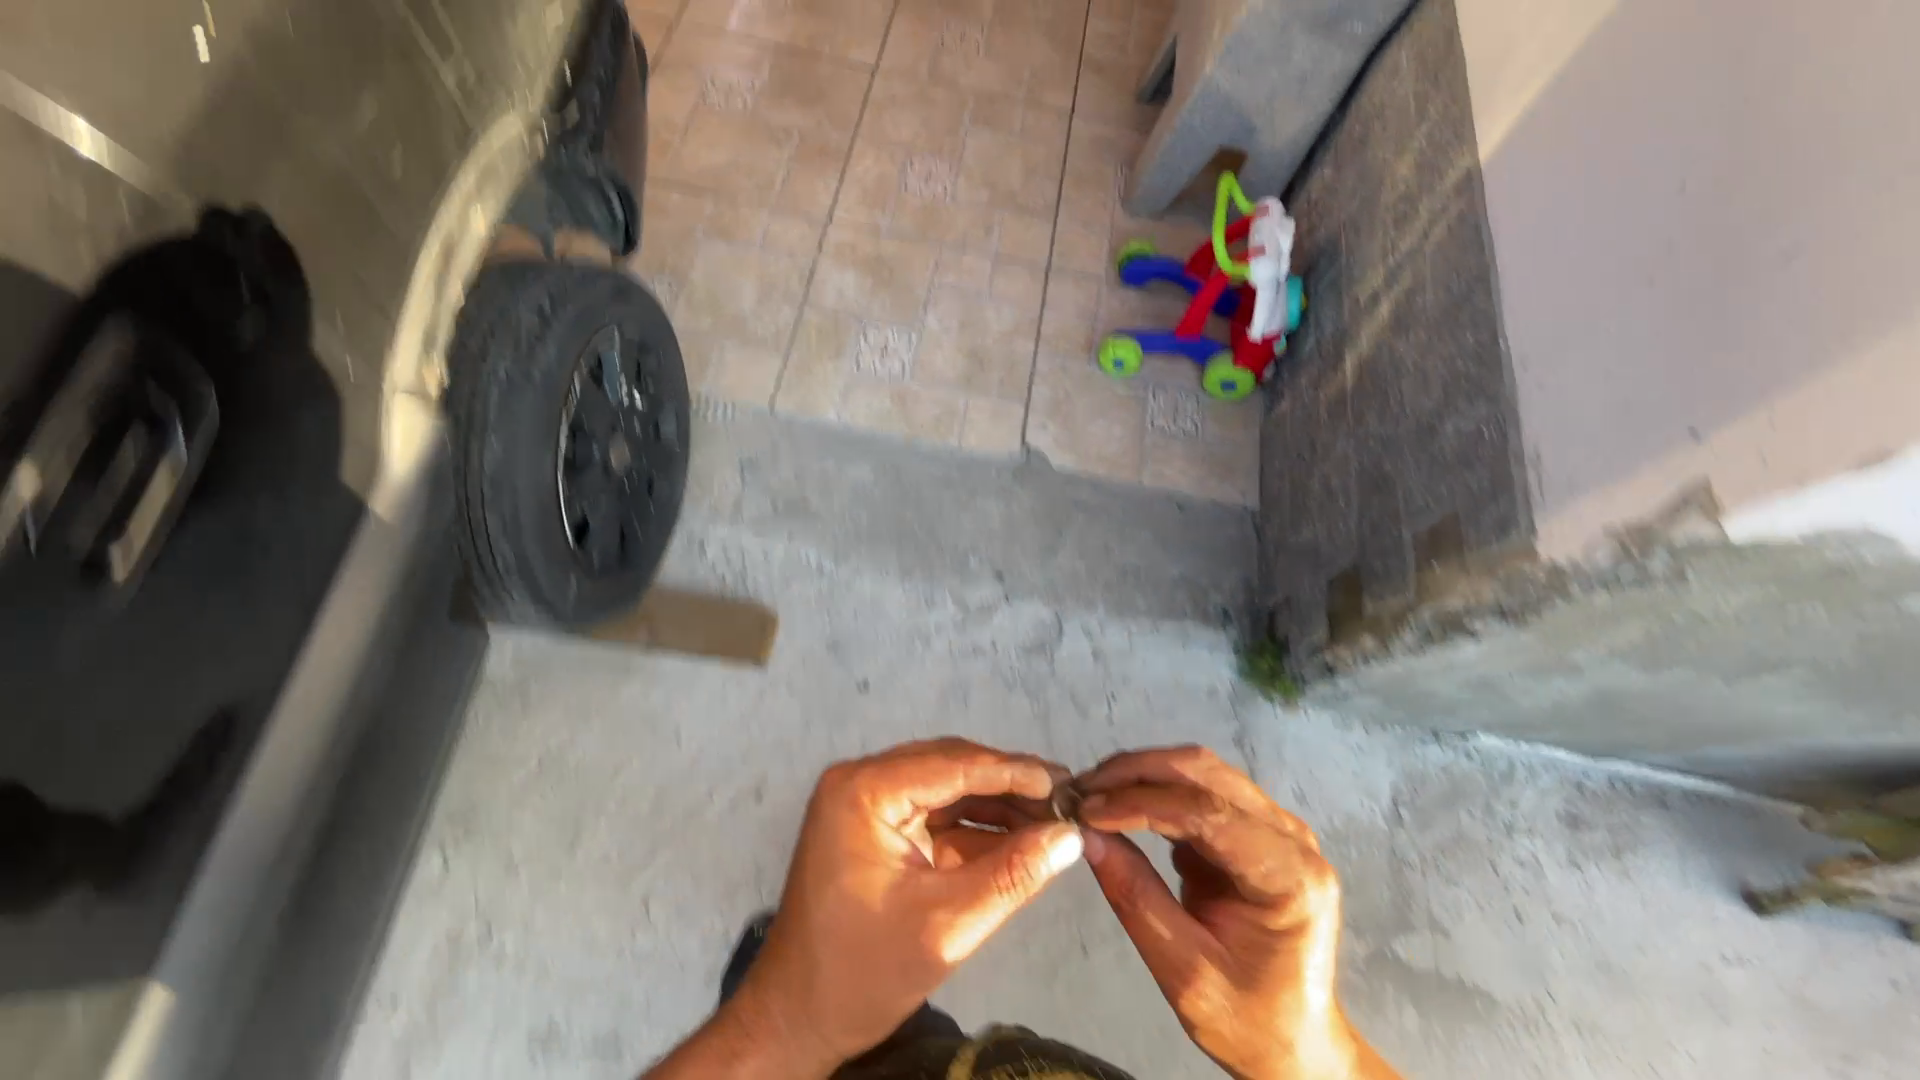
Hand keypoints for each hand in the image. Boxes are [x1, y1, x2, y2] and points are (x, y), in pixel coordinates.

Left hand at [722, 739, 1084, 1075]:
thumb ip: (1012, 876)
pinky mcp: (876, 830)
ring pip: (947, 789)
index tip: (1067, 783)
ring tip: (1054, 818)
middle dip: (1009, 785)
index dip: (1014, 772)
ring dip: (997, 805)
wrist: (797, 1019)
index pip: (953, 765)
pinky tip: (1021, 836)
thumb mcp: (947, 926)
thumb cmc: (863, 972)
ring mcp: (867, 805)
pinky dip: (976, 828)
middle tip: (1067, 799)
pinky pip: (935, 816)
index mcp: (864, 791)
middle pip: (950, 768)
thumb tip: (1072, 836)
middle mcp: (862, 783)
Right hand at [1077, 746, 1396, 1079]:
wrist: (1295, 1042)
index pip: (1207, 812)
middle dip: (1136, 773)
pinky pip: (1200, 789)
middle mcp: (1291, 837)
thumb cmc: (1246, 1019)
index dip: (1141, 802)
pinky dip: (1155, 790)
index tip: (1086, 809)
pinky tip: (1119, 807)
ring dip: (1143, 775)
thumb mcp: (1183, 971)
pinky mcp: (1255, 828)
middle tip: (1081, 791)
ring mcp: (1277, 827)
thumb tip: (1085, 834)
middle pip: (1206, 773)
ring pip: (1202, 770)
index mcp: (1288, 876)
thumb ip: (1136, 897)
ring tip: (1093, 795)